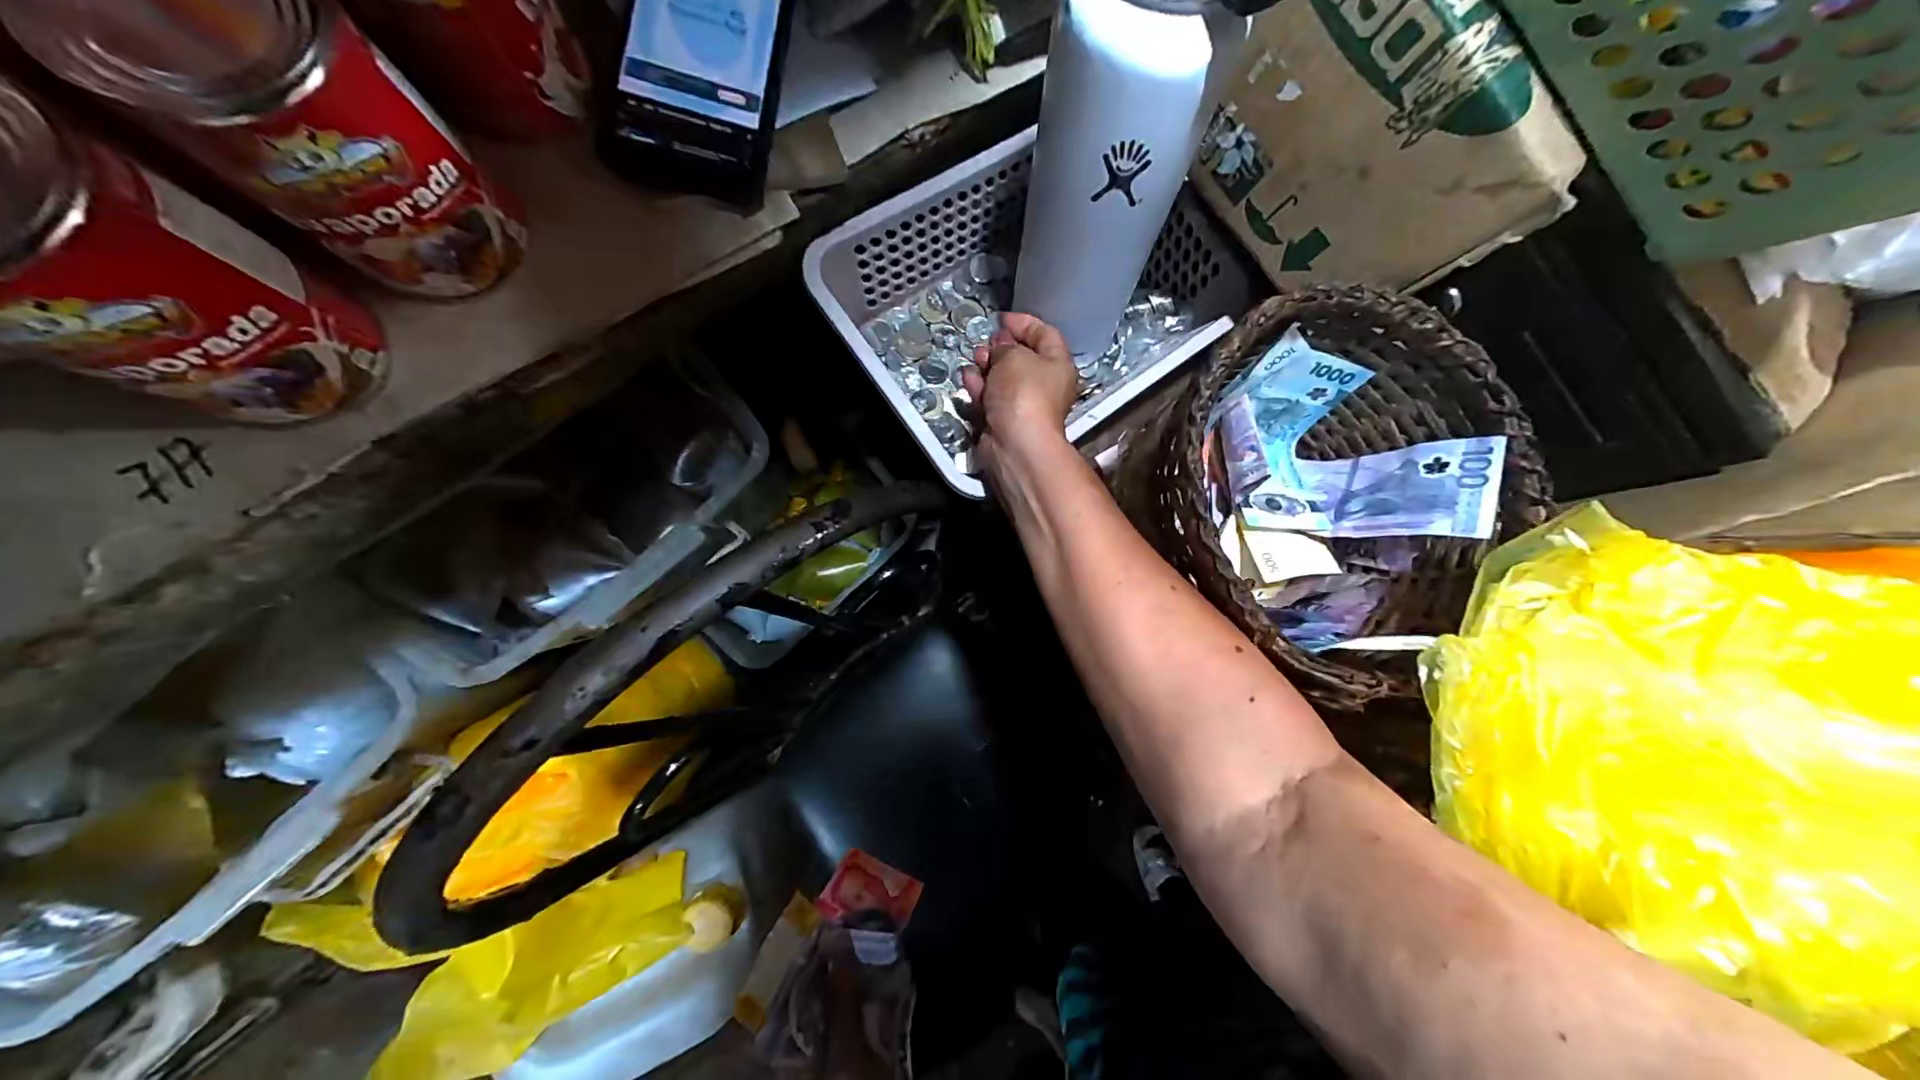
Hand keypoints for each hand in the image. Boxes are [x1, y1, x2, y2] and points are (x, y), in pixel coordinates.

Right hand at [960, 312, 1079, 477]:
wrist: (1016, 442)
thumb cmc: (1023, 393)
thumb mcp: (1014, 356)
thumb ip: (1005, 346)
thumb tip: (1000, 347)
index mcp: (1057, 364)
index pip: (1045, 334)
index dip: (1023, 323)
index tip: (1001, 319)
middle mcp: (1043, 384)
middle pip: (1020, 357)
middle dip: (1000, 348)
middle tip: (985, 344)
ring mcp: (1023, 404)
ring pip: (1002, 378)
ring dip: (986, 367)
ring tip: (975, 361)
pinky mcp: (1004, 419)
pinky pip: (991, 397)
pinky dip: (980, 388)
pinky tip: (970, 380)